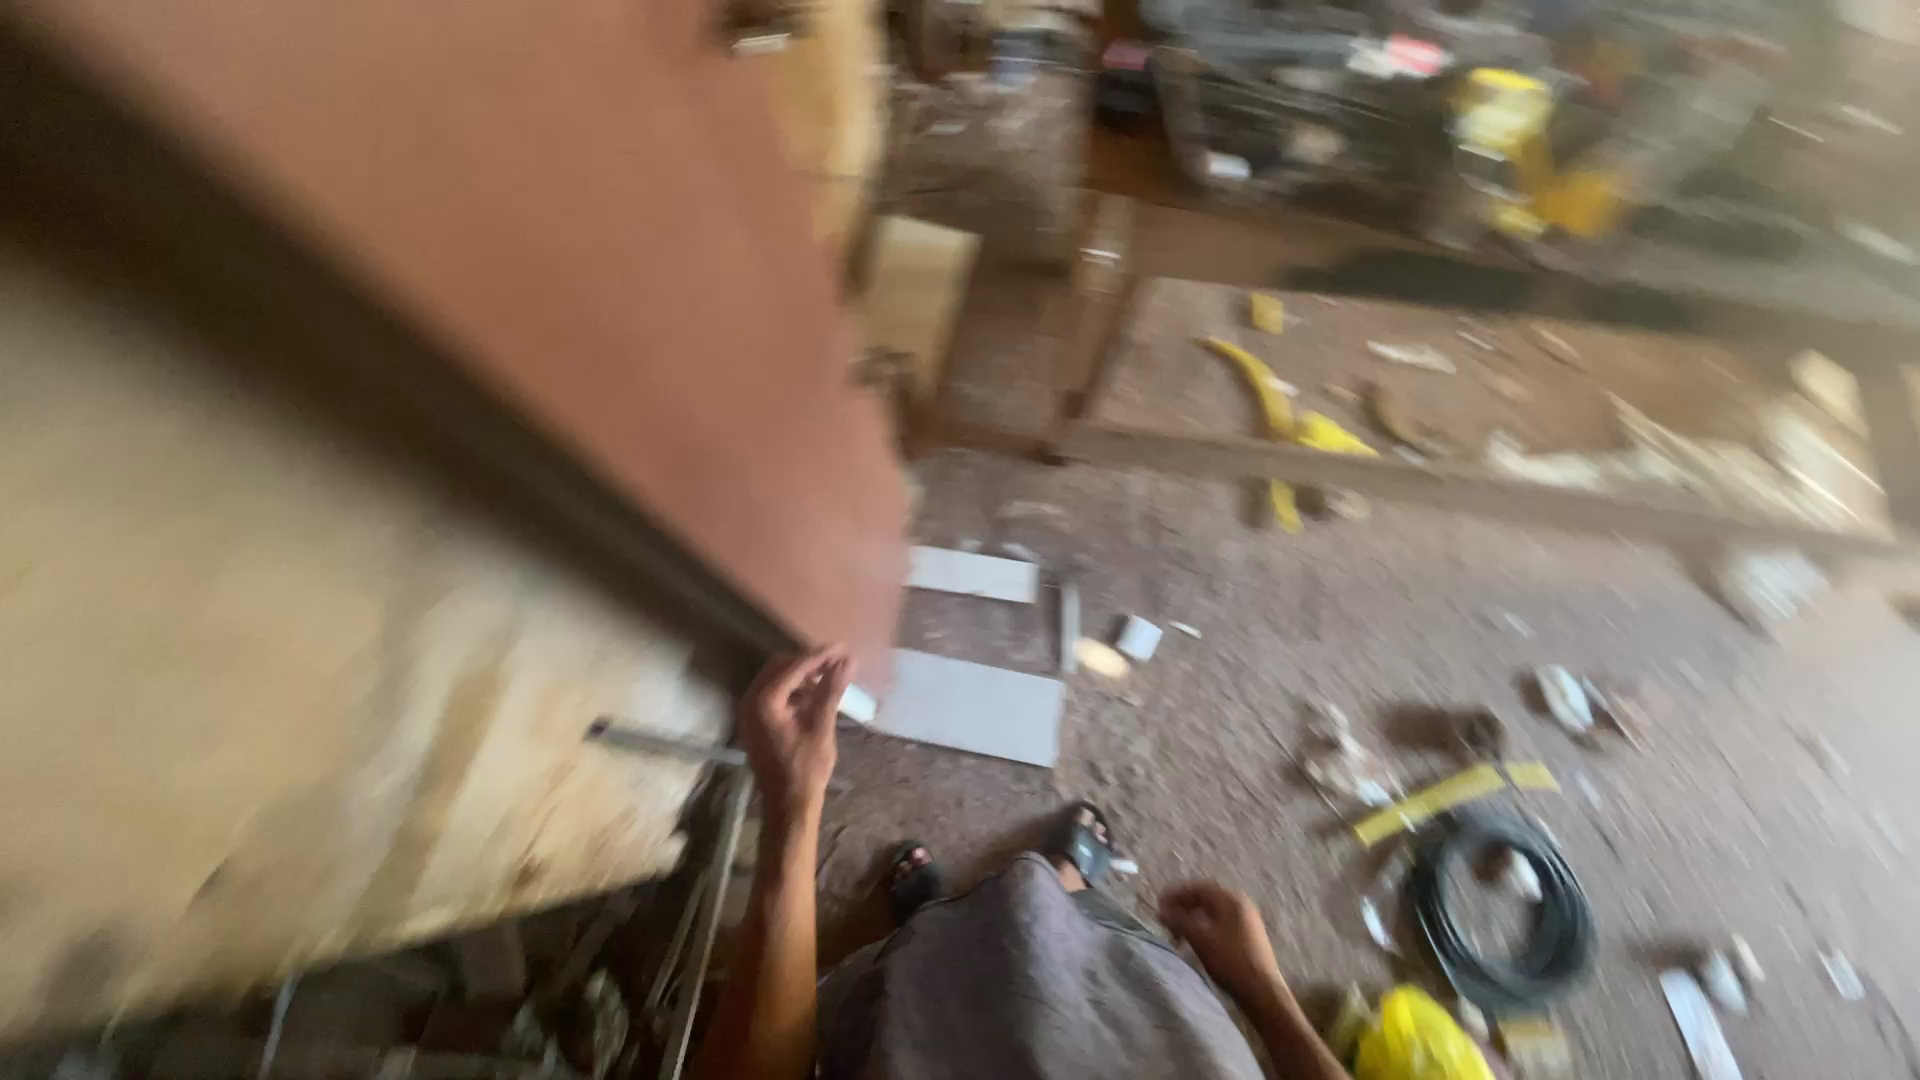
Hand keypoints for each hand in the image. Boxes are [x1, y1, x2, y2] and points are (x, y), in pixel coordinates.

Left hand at [738, 646, 852, 819]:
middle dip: (809, 661)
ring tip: (829, 674)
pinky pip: (772, 693)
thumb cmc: (806, 768)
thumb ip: (831, 689)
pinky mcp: (755, 722)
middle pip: (780, 666)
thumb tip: (848, 660)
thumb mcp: (821, 726)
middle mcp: (750, 701)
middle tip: (837, 660)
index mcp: (764, 701)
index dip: (820, 655)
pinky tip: (814, 693)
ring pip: (775, 678)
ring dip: (800, 674)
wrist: (788, 805)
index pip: (794, 666)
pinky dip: (792, 688)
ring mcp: (749, 712)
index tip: (843, 647)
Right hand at [1158, 881, 1285, 1004]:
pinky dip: (1204, 928)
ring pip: (1212, 913)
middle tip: (1167, 919)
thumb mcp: (1199, 939)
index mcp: (1229, 898)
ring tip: (1178, 934)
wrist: (1263, 992)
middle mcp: (1240, 903)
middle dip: (1183, 908)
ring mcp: (1246, 920)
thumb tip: (1160, 911)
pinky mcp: (1249, 936)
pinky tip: (1196, 942)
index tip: (1158, 904)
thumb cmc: (1230, 961)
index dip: (1175, 894)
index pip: (1197, 888)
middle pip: (1205, 899)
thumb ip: (1178, 921)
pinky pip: (1220, 923)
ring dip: (1192, 920)